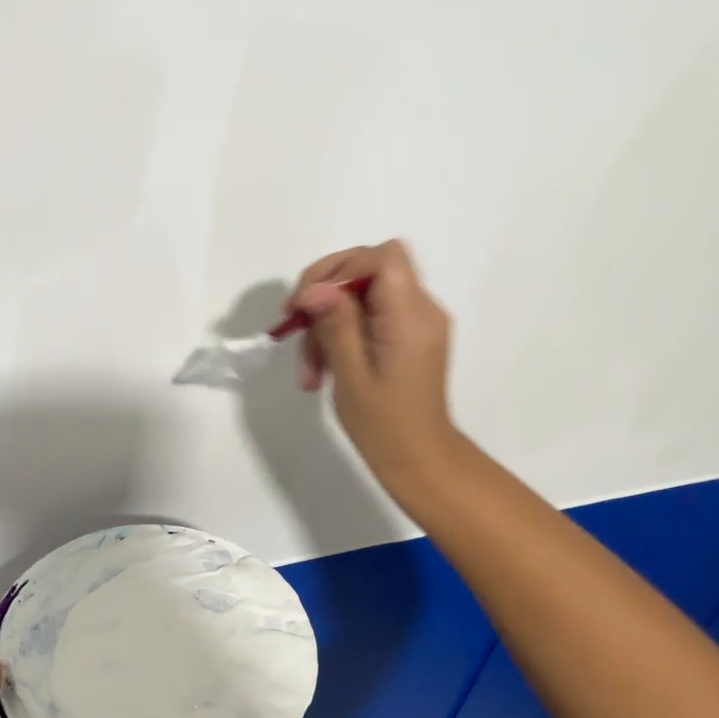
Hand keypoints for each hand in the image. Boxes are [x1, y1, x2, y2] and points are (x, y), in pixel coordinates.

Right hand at [291, 239, 459, 484]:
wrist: (419, 460)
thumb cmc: (384, 426)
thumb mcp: (351, 375)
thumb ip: (335, 324)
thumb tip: (314, 288)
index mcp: (411, 316)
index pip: (381, 257)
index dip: (338, 269)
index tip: (305, 303)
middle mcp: (422, 309)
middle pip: (369, 269)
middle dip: (326, 294)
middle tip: (296, 327)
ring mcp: (417, 323)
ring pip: (364, 295)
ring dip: (329, 323)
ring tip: (310, 372)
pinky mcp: (409, 337)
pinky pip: (372, 316)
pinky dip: (344, 334)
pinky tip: (325, 368)